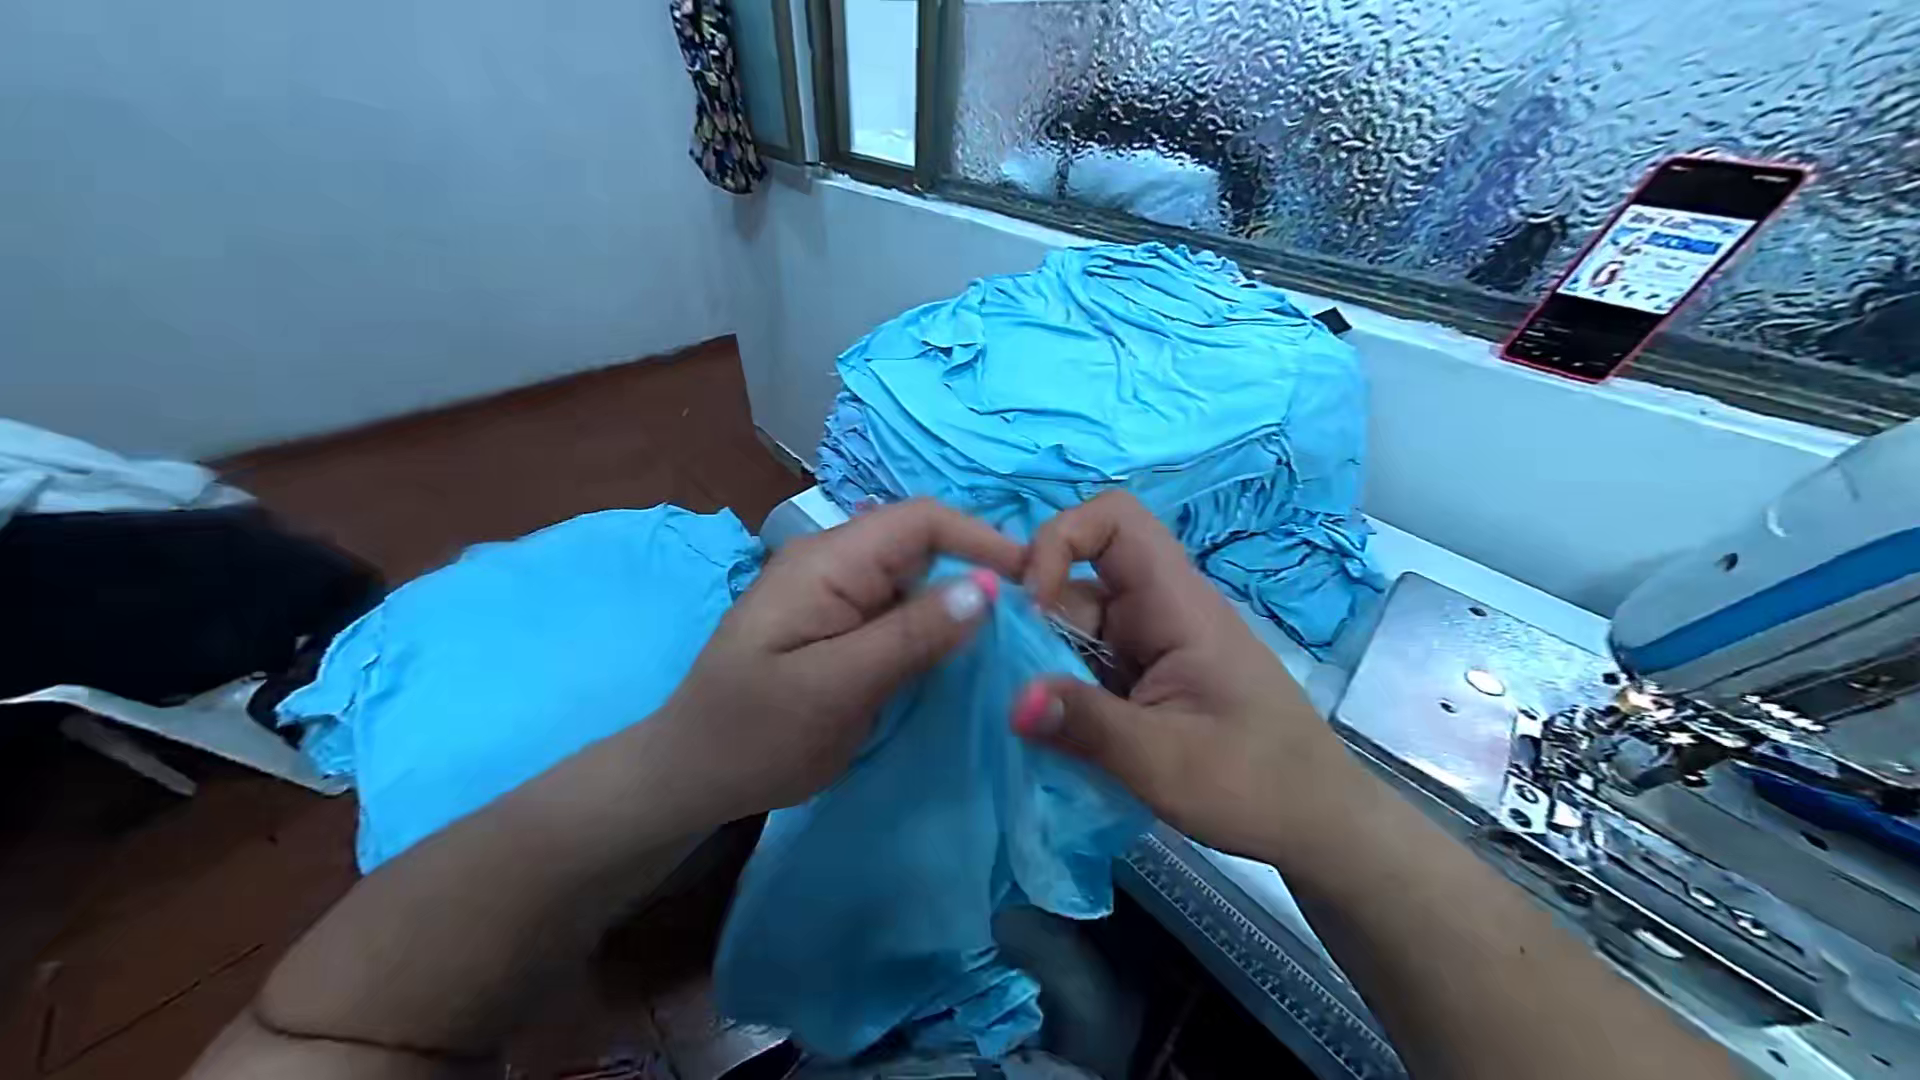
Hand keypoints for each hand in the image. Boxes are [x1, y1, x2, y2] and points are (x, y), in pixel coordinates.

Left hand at [661, 498, 1022, 818]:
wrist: (692, 773)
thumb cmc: (752, 732)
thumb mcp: (833, 688)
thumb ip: (908, 637)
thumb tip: (987, 590)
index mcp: (828, 561)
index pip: (920, 520)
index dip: (982, 540)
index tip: (1033, 582)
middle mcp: (836, 562)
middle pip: (924, 542)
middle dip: (980, 568)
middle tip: (1029, 617)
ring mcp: (840, 592)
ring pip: (920, 576)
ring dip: (963, 599)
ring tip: (1008, 635)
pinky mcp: (846, 623)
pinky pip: (905, 609)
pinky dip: (940, 624)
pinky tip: (963, 651)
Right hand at [1012, 492, 1349, 857]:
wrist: (1317, 823)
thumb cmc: (1259, 783)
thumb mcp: (1166, 761)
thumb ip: (1088, 725)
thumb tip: (1011, 700)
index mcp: (1175, 604)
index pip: (1116, 521)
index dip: (1061, 538)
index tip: (1033, 603)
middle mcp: (1155, 611)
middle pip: (1076, 581)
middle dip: (1032, 621)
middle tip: (1003, 679)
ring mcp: (1144, 646)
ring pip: (1071, 626)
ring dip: (1038, 661)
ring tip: (1015, 712)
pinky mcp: (1137, 678)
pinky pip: (1081, 663)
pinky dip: (1054, 686)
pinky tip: (1038, 724)